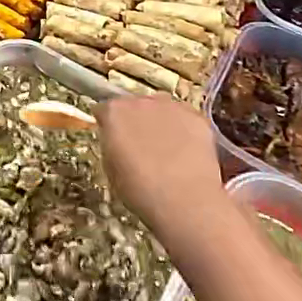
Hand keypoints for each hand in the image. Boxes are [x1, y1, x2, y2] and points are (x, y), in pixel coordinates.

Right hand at [98, 94, 225, 240]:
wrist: (185, 198)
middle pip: (134, 105)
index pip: (105, 110)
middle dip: (135, 121)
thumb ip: (112, 145)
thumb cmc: (140, 191)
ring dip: (160, 121)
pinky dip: (183, 129)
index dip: (108, 124)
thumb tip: (118, 140)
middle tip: (140, 146)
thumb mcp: (112, 170)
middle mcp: (142, 102)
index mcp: (115, 113)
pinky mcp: (196, 115)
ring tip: (167, 149)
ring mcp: (171, 106)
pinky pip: (184, 118)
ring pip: (161, 108)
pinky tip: (187, 151)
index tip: (112, 138)